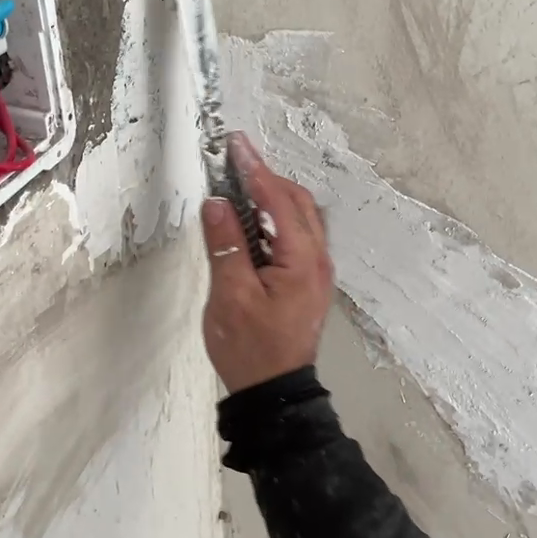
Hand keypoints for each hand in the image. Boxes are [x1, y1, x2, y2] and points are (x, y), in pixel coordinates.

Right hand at [200, 132, 333, 391]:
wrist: (274, 394)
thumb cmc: (250, 348)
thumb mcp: (230, 296)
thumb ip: (226, 246)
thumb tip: (217, 203)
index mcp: (302, 260)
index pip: (278, 200)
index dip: (255, 169)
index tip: (236, 143)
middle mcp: (318, 259)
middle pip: (297, 201)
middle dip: (266, 176)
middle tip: (235, 159)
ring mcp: (317, 271)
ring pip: (300, 217)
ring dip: (273, 195)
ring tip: (241, 184)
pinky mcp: (308, 281)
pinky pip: (297, 235)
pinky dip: (277, 217)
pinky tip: (255, 220)